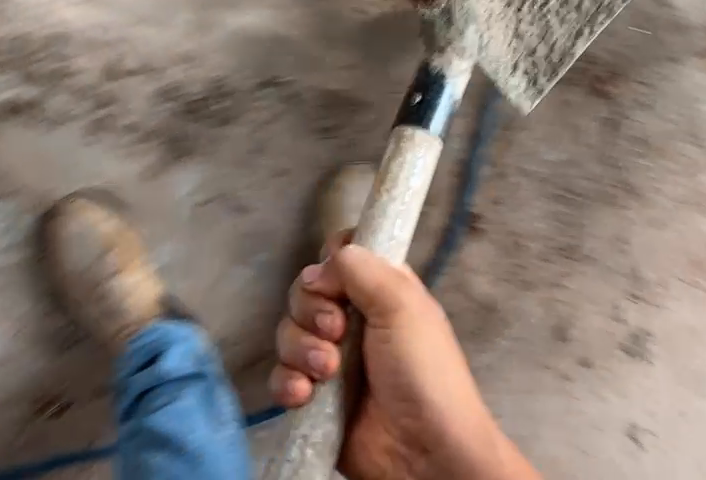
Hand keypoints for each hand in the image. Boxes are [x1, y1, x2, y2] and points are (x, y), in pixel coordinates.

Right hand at [270, 241, 539, 479]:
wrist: (425, 451)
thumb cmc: (424, 370)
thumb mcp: (402, 303)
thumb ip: (360, 268)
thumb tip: (317, 269)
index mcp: (379, 288)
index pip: (340, 253)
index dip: (330, 261)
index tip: (335, 277)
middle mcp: (352, 316)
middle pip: (305, 290)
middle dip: (312, 310)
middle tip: (337, 332)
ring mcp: (331, 357)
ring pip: (288, 331)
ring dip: (302, 349)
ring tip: (328, 372)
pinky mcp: (313, 397)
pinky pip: (280, 376)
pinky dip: (287, 382)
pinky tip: (305, 396)